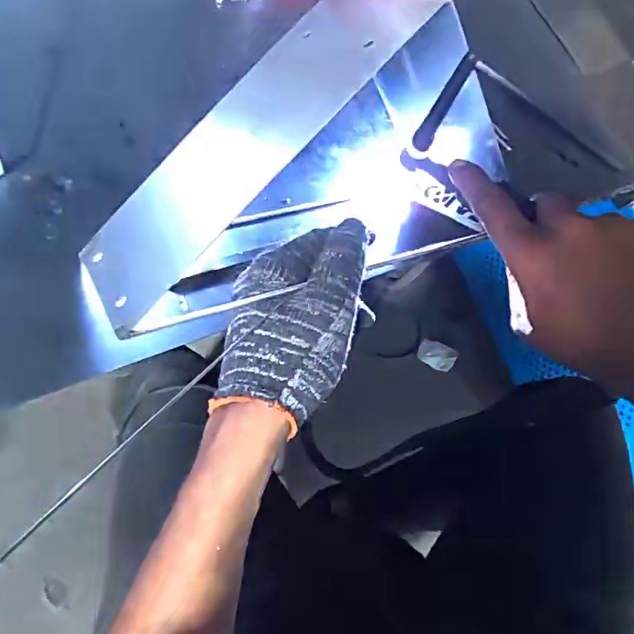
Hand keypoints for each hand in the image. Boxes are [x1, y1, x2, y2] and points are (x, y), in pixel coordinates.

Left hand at [215, 218, 368, 433]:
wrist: (262, 408)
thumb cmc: (298, 352)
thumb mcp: (329, 302)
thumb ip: (343, 261)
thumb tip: (354, 226)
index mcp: (272, 267)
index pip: (317, 237)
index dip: (349, 240)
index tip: (373, 247)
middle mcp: (260, 282)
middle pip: (312, 263)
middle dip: (344, 274)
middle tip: (367, 293)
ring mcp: (260, 308)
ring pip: (308, 289)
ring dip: (336, 298)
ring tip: (357, 319)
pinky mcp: (265, 332)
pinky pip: (301, 310)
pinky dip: (322, 315)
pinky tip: (335, 333)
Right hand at [449, 161, 633, 386]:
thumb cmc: (590, 347)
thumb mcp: (533, 328)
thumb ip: (521, 287)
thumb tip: (526, 269)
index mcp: (534, 254)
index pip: (495, 209)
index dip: (474, 185)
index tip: (460, 165)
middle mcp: (569, 228)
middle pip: (546, 202)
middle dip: (544, 219)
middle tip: (554, 250)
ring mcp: (610, 225)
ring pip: (586, 222)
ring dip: (585, 242)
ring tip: (603, 279)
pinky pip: (619, 233)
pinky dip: (617, 251)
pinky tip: (628, 280)